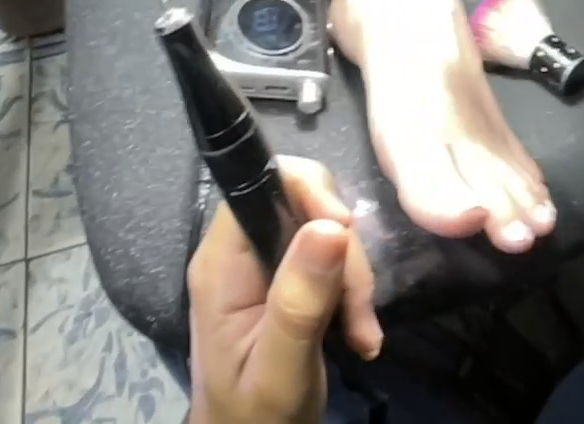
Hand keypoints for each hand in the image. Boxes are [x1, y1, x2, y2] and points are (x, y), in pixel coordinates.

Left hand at [188, 158, 383, 423]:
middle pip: (301, 201)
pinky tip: (358, 332)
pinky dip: (353, 289)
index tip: (345, 229)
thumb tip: (331, 224)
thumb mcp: (280, 371)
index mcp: (222, 262)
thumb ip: (299, 301)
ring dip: (354, 276)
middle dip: (343, 248)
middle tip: (359, 307)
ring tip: (361, 333)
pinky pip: (330, 254)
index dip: (306, 188)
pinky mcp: (286, 276)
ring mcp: (263, 261)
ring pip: (323, 226)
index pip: (260, 182)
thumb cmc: (254, 419)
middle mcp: (239, 249)